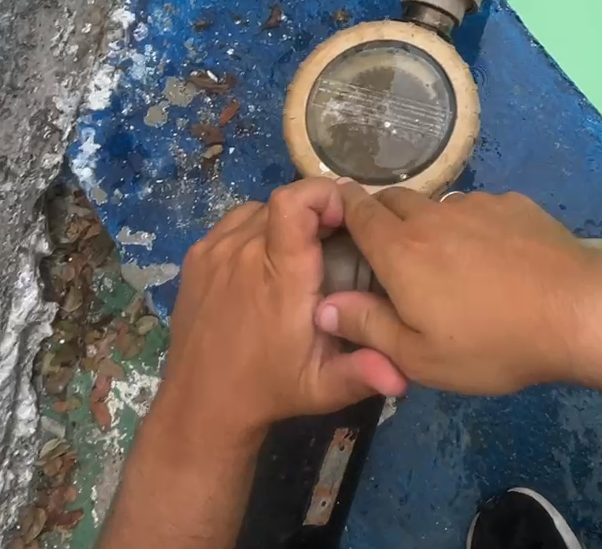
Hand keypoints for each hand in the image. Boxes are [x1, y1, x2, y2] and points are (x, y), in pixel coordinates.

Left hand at [147, 178, 407, 454]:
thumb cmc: (270, 389)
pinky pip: (236, 220)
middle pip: (286, 200)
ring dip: (286, 221)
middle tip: (332, 243)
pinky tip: (268, 257)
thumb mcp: (324, 387)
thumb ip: (364, 372)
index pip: (295, 201)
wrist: (201, 406)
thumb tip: (403, 378)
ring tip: (301, 250)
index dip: (324, 194)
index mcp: (281, 274)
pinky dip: (258, 228)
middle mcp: (245, 252)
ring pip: (262, 208)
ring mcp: (215, 251)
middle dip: (314, 213)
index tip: (344, 218)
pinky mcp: (197, 256)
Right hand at [314, 183, 601, 393]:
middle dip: (384, 215)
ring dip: (432, 223)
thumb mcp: (421, 356)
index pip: (360, 211)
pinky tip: (496, 256)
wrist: (575, 311)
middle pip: (397, 200)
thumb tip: (324, 303)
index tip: (336, 212)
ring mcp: (480, 204)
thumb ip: (368, 326)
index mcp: (403, 250)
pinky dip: (474, 225)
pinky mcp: (516, 203)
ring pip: (441, 205)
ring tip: (449, 260)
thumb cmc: (492, 343)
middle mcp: (436, 215)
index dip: (344, 207)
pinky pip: (480, 208)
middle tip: (389, 249)